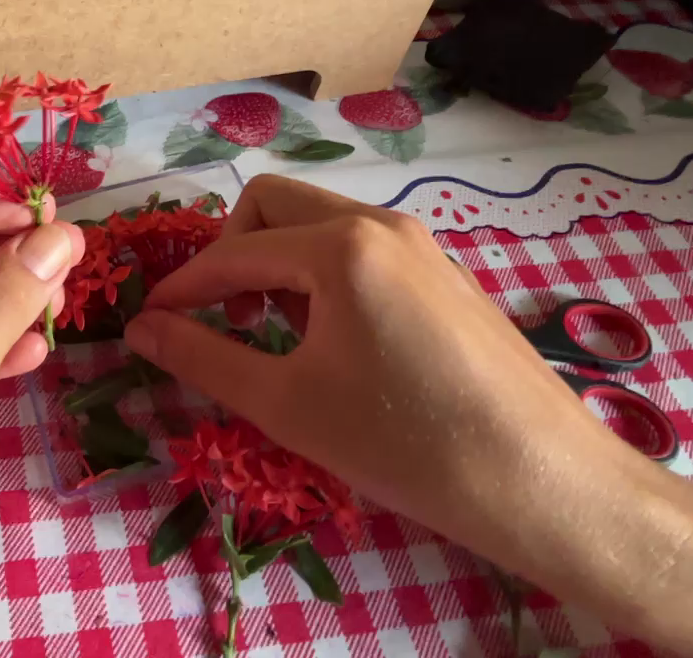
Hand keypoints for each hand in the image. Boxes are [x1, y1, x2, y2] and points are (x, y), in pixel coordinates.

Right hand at [123, 174, 630, 552]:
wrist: (552, 488)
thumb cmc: (408, 445)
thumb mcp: (287, 405)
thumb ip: (201, 357)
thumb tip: (140, 329)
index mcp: (339, 246)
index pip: (232, 252)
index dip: (182, 287)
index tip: (148, 320)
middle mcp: (378, 221)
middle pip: (270, 204)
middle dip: (229, 253)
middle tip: (223, 317)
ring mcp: (417, 240)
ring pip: (314, 220)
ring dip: (275, 260)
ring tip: (278, 332)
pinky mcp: (440, 267)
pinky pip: (355, 242)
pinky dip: (319, 270)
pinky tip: (333, 337)